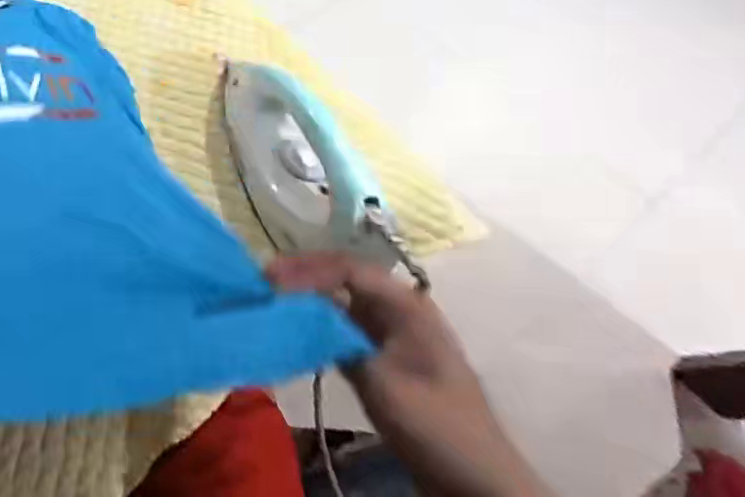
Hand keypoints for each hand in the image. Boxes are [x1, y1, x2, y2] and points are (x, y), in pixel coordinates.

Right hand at [268, 252, 550, 496]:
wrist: (479, 483)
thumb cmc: (437, 428)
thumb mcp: (383, 384)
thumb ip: (340, 340)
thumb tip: (297, 311)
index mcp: (407, 305)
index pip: (348, 269)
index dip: (307, 269)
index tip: (270, 276)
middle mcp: (399, 308)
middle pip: (344, 277)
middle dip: (304, 275)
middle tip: (265, 279)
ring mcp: (392, 332)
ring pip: (342, 299)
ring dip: (309, 296)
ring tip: (273, 296)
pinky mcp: (384, 355)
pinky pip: (345, 325)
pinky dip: (319, 320)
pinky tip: (296, 325)